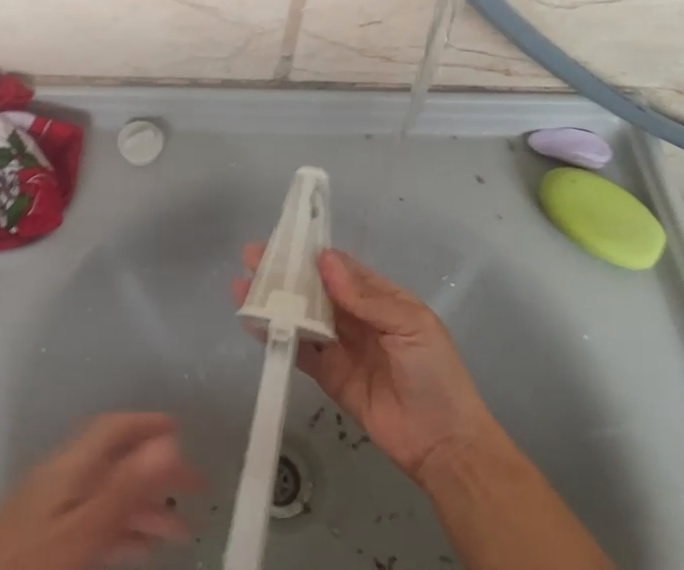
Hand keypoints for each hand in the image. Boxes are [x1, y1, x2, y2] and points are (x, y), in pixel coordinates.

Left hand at [0, 413, 202, 569]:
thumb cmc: (32, 559)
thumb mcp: (84, 526)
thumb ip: (125, 486)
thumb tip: (169, 442)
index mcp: (68, 467)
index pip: (111, 429)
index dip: (146, 423)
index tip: (181, 427)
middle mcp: (59, 477)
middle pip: (113, 461)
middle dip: (156, 468)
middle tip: (195, 482)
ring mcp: (49, 505)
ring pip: (106, 494)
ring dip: (144, 504)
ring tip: (180, 527)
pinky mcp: (44, 534)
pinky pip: (92, 519)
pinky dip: (122, 525)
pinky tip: (138, 546)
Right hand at [234, 245, 490, 479]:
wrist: (441, 443)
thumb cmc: (435, 374)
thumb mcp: (411, 326)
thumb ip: (366, 298)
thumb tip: (325, 261)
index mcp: (382, 298)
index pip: (342, 268)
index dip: (312, 254)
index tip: (282, 240)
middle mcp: (357, 316)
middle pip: (315, 289)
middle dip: (285, 273)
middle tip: (251, 257)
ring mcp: (340, 345)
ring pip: (302, 316)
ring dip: (275, 301)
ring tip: (242, 286)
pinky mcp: (327, 374)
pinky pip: (298, 349)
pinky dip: (276, 335)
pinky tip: (254, 323)